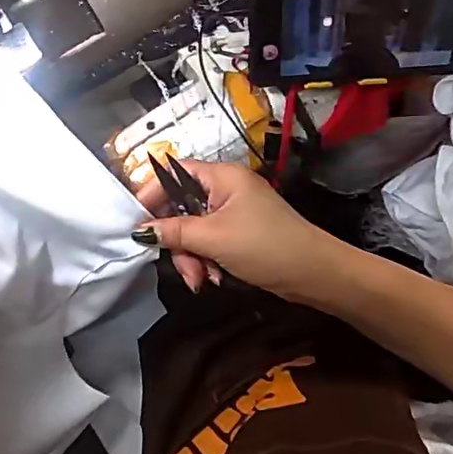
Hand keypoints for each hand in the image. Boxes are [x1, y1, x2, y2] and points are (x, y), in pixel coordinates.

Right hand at [134, 160, 345, 300]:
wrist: (315, 273)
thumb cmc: (265, 246)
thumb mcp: (213, 238)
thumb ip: (173, 231)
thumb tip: (139, 230)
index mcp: (221, 176)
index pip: (173, 173)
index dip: (151, 195)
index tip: (137, 223)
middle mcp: (225, 188)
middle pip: (181, 206)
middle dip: (178, 240)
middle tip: (183, 266)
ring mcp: (233, 212)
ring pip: (193, 229)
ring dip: (192, 256)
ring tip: (202, 280)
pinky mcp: (239, 233)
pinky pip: (209, 242)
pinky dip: (207, 260)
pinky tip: (214, 279)